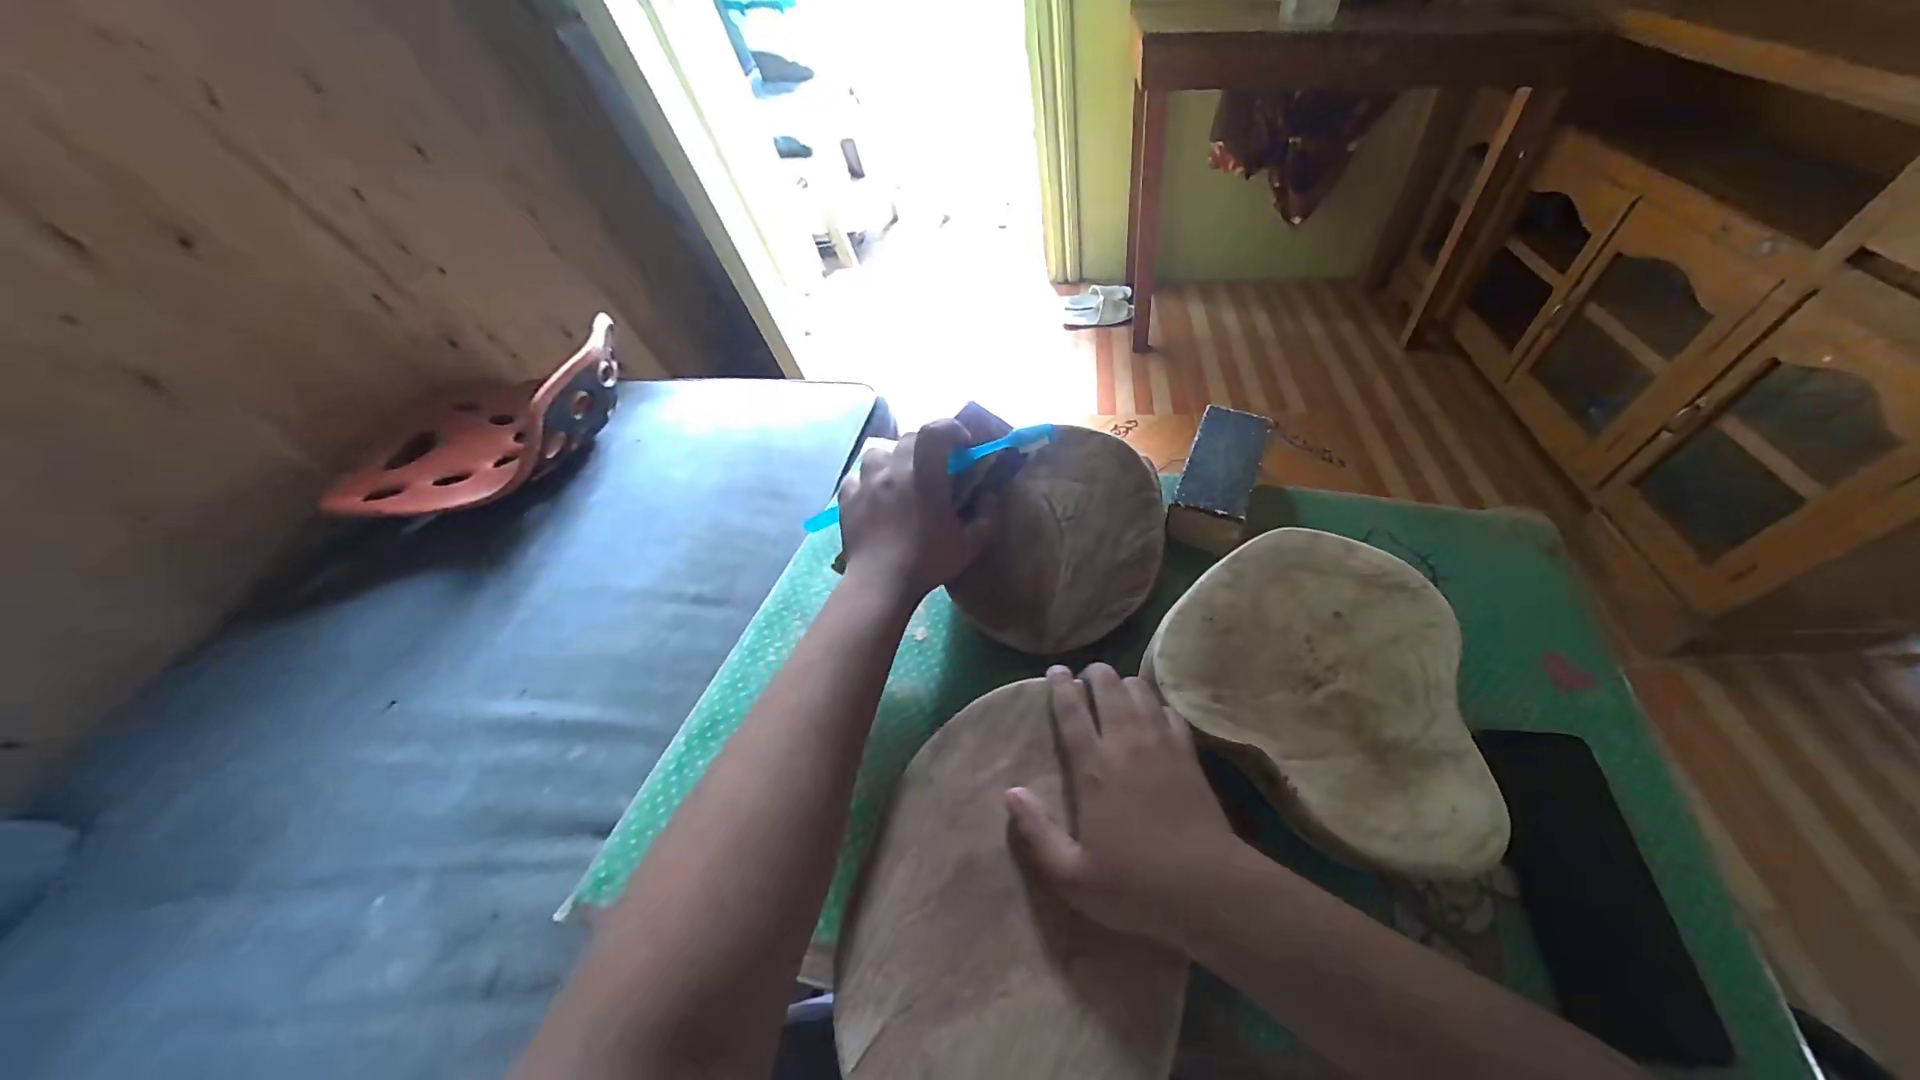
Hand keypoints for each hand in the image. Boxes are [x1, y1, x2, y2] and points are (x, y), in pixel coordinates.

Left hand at [837, 418, 992, 604]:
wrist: (880, 583)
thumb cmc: (928, 561)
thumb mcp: (970, 544)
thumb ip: (986, 516)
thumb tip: (989, 496)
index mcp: (924, 474)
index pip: (936, 430)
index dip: (952, 428)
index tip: (963, 443)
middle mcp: (893, 470)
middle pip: (908, 439)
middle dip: (926, 445)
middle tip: (936, 465)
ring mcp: (866, 483)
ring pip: (877, 453)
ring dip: (892, 459)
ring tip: (899, 477)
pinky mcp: (846, 499)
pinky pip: (856, 478)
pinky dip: (867, 481)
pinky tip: (874, 497)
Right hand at [1005, 663, 1244, 946]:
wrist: (1209, 890)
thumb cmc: (1134, 885)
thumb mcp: (1071, 875)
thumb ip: (1036, 832)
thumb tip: (1011, 792)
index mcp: (1094, 768)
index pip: (1072, 711)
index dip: (1061, 686)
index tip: (1055, 671)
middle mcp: (1126, 744)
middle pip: (1109, 687)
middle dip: (1095, 674)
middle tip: (1086, 677)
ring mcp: (1162, 746)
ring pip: (1141, 692)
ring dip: (1125, 684)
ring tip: (1116, 690)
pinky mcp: (1189, 755)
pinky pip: (1170, 712)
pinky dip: (1156, 705)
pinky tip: (1152, 714)